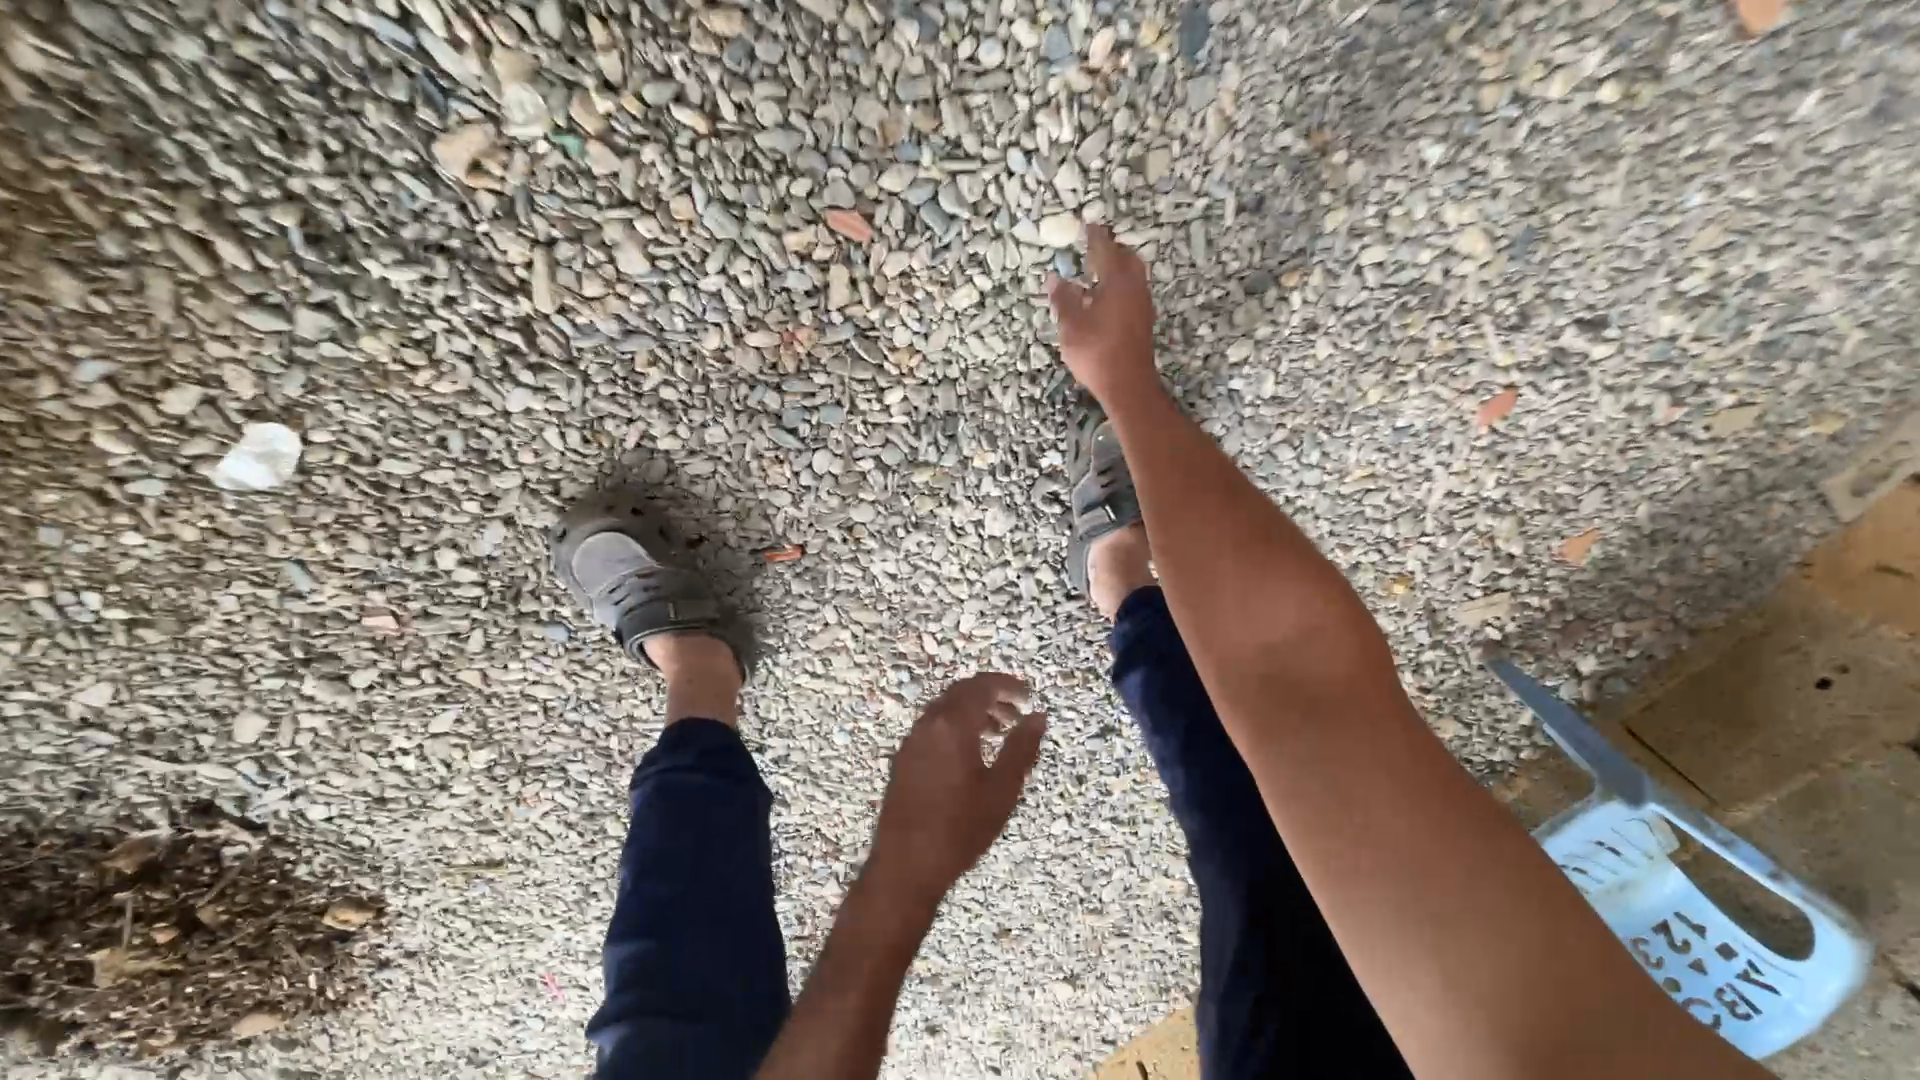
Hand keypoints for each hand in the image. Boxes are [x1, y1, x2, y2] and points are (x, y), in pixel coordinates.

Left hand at [866, 673, 1047, 907]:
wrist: (906, 866)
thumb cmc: (960, 829)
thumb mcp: (1002, 790)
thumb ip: (1021, 748)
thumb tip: (1038, 717)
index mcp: (952, 726)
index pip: (980, 687)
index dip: (1007, 684)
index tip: (1028, 694)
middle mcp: (927, 725)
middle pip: (960, 693)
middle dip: (990, 696)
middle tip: (1016, 712)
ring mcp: (911, 742)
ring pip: (944, 710)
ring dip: (972, 712)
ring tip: (998, 732)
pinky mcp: (903, 760)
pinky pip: (932, 728)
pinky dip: (955, 727)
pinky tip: (970, 754)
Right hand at [1046, 224, 1158, 404]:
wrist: (1128, 385)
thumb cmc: (1096, 352)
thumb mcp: (1071, 326)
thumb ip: (1063, 299)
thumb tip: (1054, 278)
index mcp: (1116, 281)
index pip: (1104, 249)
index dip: (1094, 236)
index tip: (1087, 225)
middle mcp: (1134, 287)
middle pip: (1126, 258)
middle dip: (1111, 250)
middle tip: (1094, 247)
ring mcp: (1142, 304)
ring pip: (1132, 275)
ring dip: (1116, 269)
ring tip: (1096, 273)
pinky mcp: (1143, 321)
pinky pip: (1132, 292)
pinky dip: (1119, 286)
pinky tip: (1104, 299)